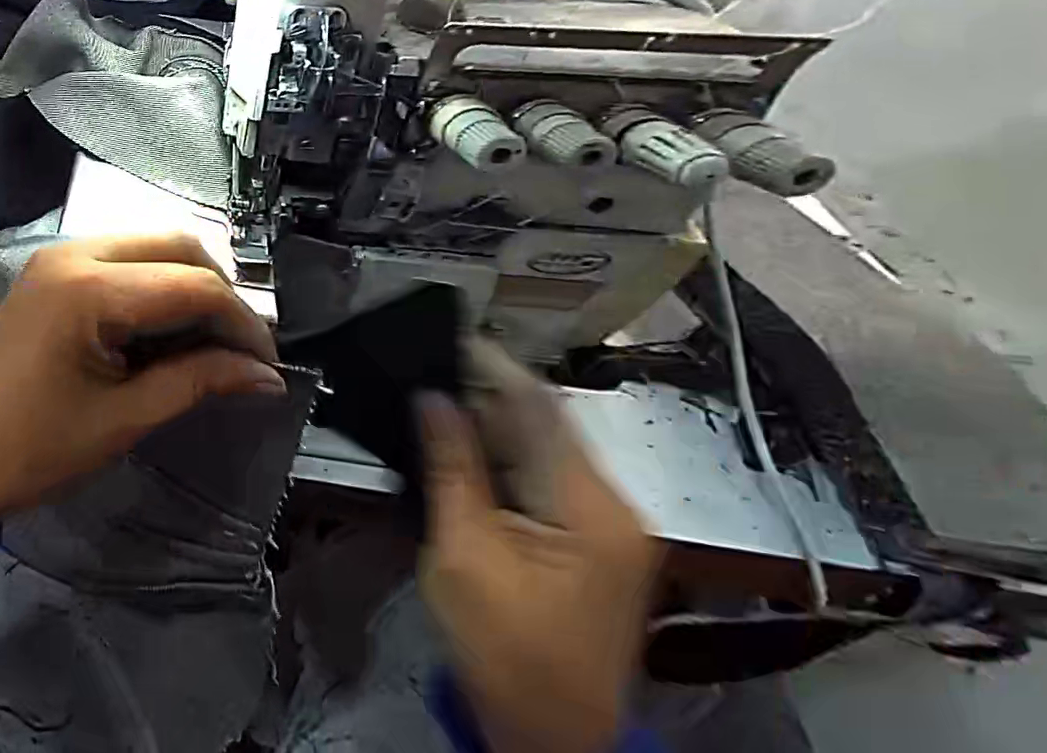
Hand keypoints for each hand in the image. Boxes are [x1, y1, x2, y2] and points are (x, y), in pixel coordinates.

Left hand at [0, 234, 285, 532]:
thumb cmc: (34, 449)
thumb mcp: (126, 418)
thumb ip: (201, 381)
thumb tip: (267, 376)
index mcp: (88, 290)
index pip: (192, 286)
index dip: (242, 323)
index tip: (266, 364)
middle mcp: (75, 252)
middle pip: (180, 246)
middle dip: (222, 294)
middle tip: (241, 348)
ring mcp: (62, 253)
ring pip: (156, 245)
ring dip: (193, 284)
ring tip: (211, 338)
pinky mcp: (58, 267)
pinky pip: (130, 257)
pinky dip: (162, 284)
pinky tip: (170, 326)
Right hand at [418, 340, 661, 752]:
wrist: (549, 734)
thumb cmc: (503, 650)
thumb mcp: (464, 554)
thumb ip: (451, 466)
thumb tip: (431, 397)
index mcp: (590, 509)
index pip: (540, 410)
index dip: (494, 366)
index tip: (450, 335)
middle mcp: (614, 503)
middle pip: (547, 424)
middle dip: (488, 393)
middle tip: (434, 366)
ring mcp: (611, 521)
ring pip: (545, 446)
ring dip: (494, 422)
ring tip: (442, 395)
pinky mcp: (596, 535)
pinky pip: (547, 473)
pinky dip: (507, 454)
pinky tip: (469, 442)